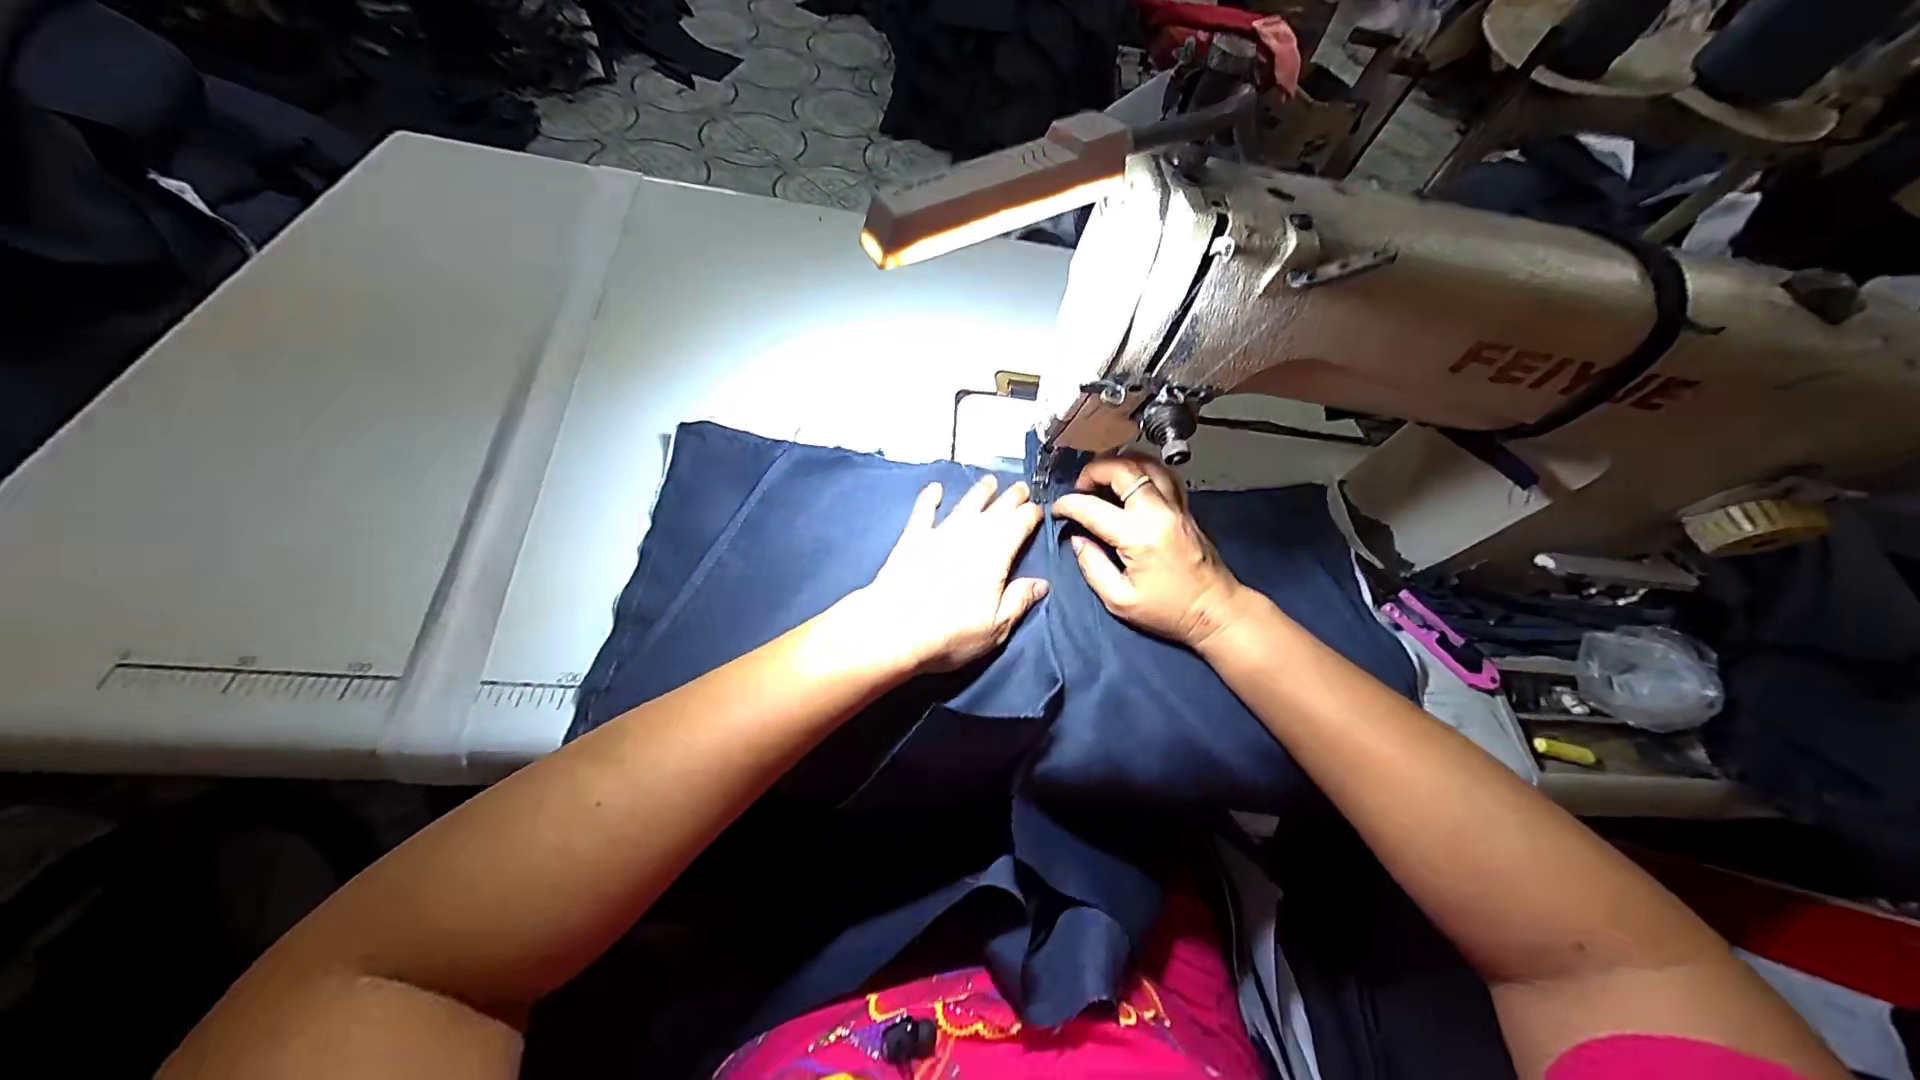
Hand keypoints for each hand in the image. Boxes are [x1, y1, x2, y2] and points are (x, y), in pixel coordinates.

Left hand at [849, 475, 1048, 673]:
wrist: (893, 628)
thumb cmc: (951, 632)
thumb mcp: (995, 626)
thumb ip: (1019, 600)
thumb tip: (1041, 584)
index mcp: (997, 553)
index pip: (1020, 524)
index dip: (1031, 514)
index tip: (1038, 509)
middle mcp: (971, 535)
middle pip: (997, 509)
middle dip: (1012, 497)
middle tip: (1022, 487)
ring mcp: (940, 533)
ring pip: (965, 504)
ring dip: (980, 492)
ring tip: (990, 481)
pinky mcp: (913, 538)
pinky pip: (924, 511)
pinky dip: (930, 498)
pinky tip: (934, 489)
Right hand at [1051, 454, 1249, 648]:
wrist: (1215, 611)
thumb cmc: (1168, 611)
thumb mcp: (1118, 599)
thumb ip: (1092, 566)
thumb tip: (1077, 539)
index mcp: (1138, 536)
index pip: (1093, 507)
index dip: (1068, 504)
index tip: (1058, 509)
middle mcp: (1158, 513)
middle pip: (1123, 470)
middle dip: (1093, 471)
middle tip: (1080, 486)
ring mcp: (1176, 507)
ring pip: (1147, 464)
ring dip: (1121, 463)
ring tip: (1103, 476)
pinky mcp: (1186, 509)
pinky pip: (1165, 475)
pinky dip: (1144, 470)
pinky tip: (1132, 480)